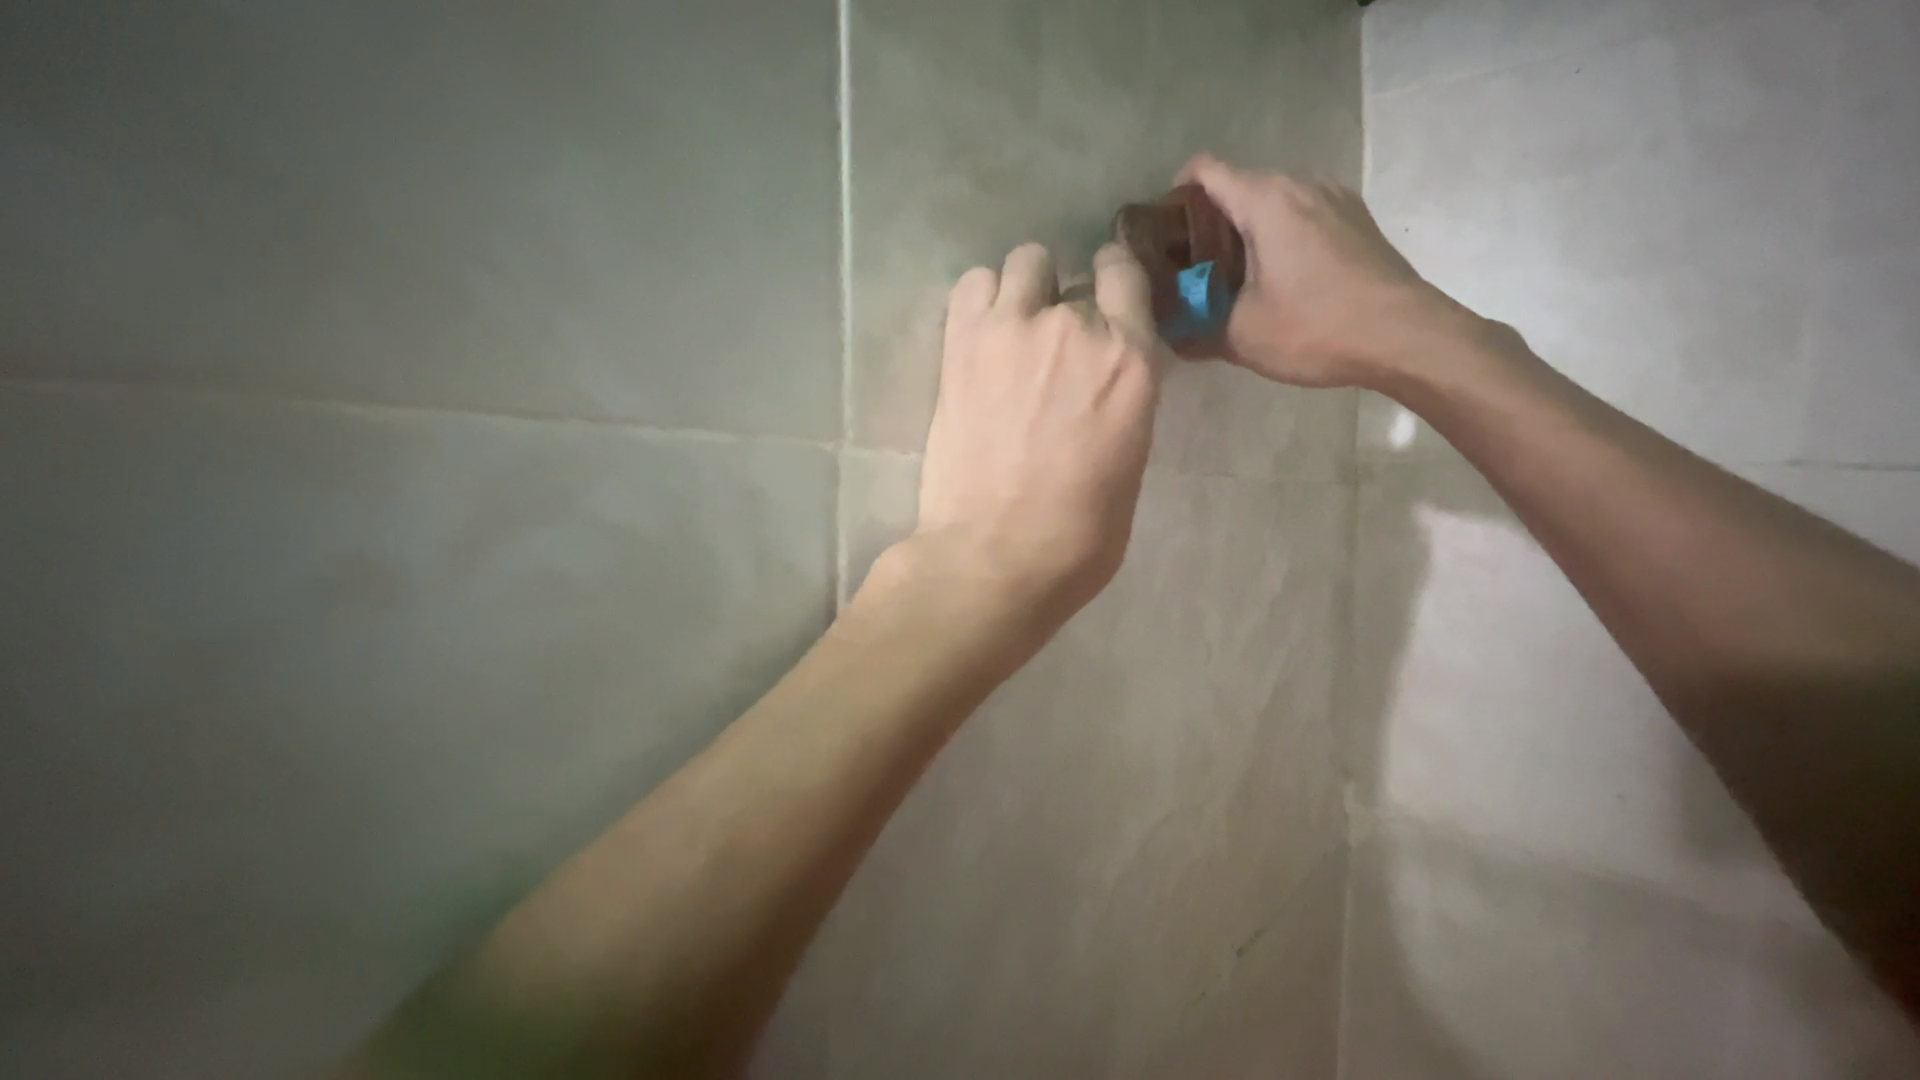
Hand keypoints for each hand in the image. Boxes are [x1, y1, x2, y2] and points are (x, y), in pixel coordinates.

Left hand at [894, 241, 1165, 622]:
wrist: (995, 556)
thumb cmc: (1079, 536)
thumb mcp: (1128, 463)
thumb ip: (1121, 403)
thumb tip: (1102, 386)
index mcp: (1132, 362)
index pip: (1127, 276)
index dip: (1113, 282)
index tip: (1102, 299)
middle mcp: (1077, 328)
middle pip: (1072, 276)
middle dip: (1065, 303)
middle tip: (1049, 346)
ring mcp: (1014, 328)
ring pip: (1023, 264)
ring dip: (1023, 291)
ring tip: (1011, 333)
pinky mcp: (961, 344)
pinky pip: (972, 284)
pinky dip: (980, 300)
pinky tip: (979, 335)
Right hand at [1176, 154, 1472, 387]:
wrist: (1406, 337)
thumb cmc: (1316, 328)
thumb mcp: (1241, 337)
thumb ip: (1195, 330)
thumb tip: (1168, 335)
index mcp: (1265, 200)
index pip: (1204, 170)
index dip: (1174, 196)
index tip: (1162, 235)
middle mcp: (1300, 184)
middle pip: (1238, 185)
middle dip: (1208, 221)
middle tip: (1192, 268)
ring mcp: (1335, 197)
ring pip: (1273, 201)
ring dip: (1247, 231)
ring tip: (1234, 277)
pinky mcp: (1357, 219)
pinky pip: (1303, 214)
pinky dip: (1280, 237)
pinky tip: (1280, 279)